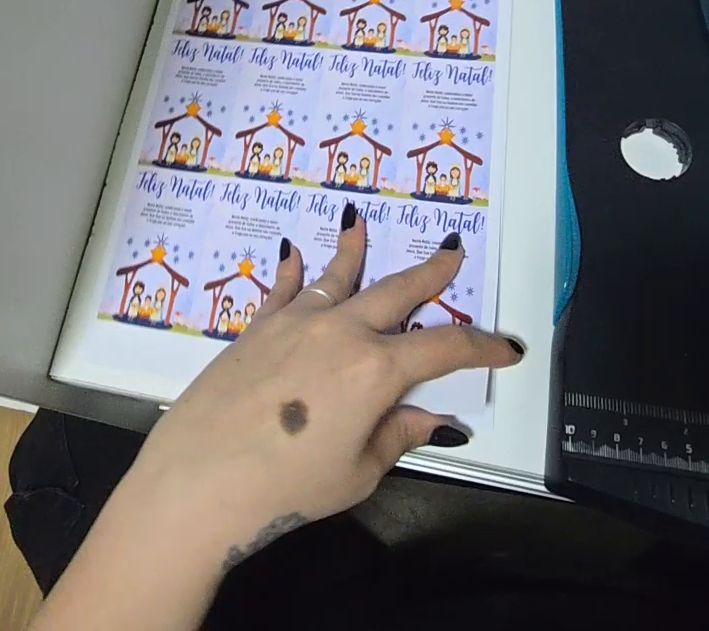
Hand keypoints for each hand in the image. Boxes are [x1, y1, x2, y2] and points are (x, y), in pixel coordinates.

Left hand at [30, 206, 521, 630]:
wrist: (200, 477)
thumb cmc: (287, 486)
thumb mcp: (357, 472)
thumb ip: (398, 435)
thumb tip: (437, 419)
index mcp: (376, 369)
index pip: (444, 349)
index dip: (482, 346)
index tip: (508, 348)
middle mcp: (341, 331)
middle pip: (396, 292)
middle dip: (429, 273)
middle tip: (451, 252)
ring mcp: (295, 322)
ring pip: (336, 278)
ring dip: (353, 251)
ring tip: (360, 222)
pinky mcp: (258, 327)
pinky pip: (282, 290)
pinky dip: (292, 270)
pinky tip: (294, 251)